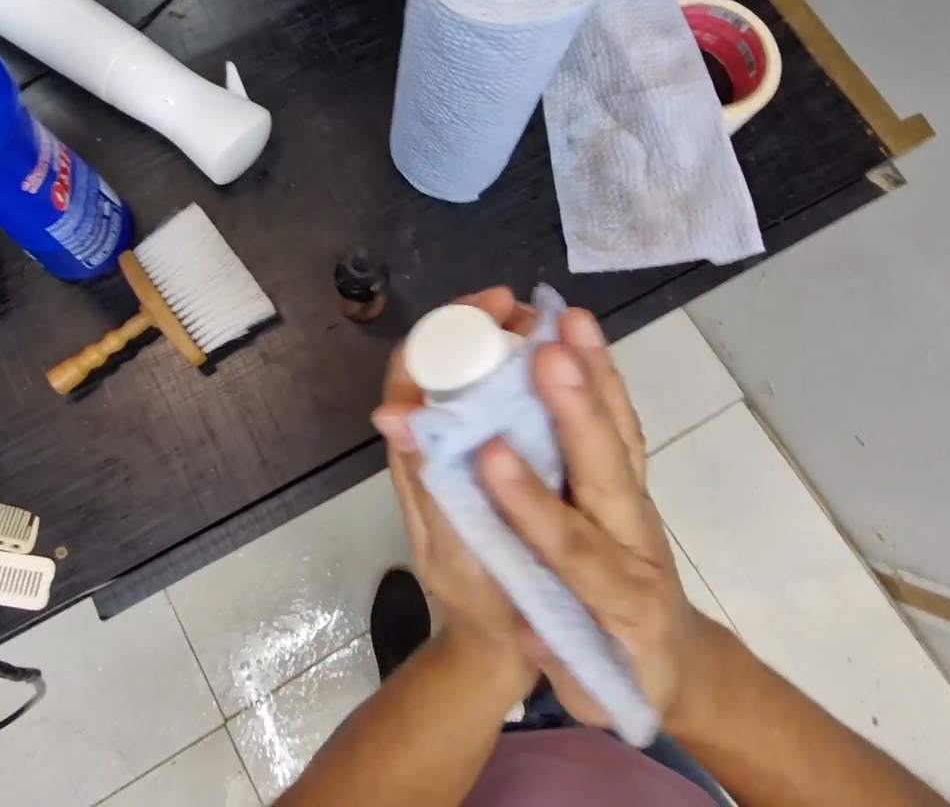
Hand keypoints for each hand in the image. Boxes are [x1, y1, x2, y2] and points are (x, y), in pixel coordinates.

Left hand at [372, 287, 537, 678]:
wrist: (498, 642)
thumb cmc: (475, 598)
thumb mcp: (450, 549)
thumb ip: (422, 485)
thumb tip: (390, 412)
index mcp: (418, 456)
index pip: (412, 371)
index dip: (443, 330)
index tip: (493, 308)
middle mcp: (439, 443)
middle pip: (445, 364)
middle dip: (481, 326)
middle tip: (528, 311)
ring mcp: (470, 451)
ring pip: (478, 381)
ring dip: (506, 348)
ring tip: (547, 330)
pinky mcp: (499, 464)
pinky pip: (507, 409)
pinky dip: (528, 383)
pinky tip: (560, 375)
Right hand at [476, 306, 720, 736]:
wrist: (673, 657)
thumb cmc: (620, 676)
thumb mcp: (590, 693)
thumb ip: (559, 658)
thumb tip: (522, 623)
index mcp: (620, 597)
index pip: (574, 548)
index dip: (532, 503)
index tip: (490, 457)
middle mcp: (635, 538)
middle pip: (607, 470)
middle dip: (574, 412)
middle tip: (543, 355)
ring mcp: (637, 502)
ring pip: (619, 432)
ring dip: (594, 372)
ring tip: (567, 320)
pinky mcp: (631, 479)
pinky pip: (621, 421)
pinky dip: (603, 373)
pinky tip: (577, 332)